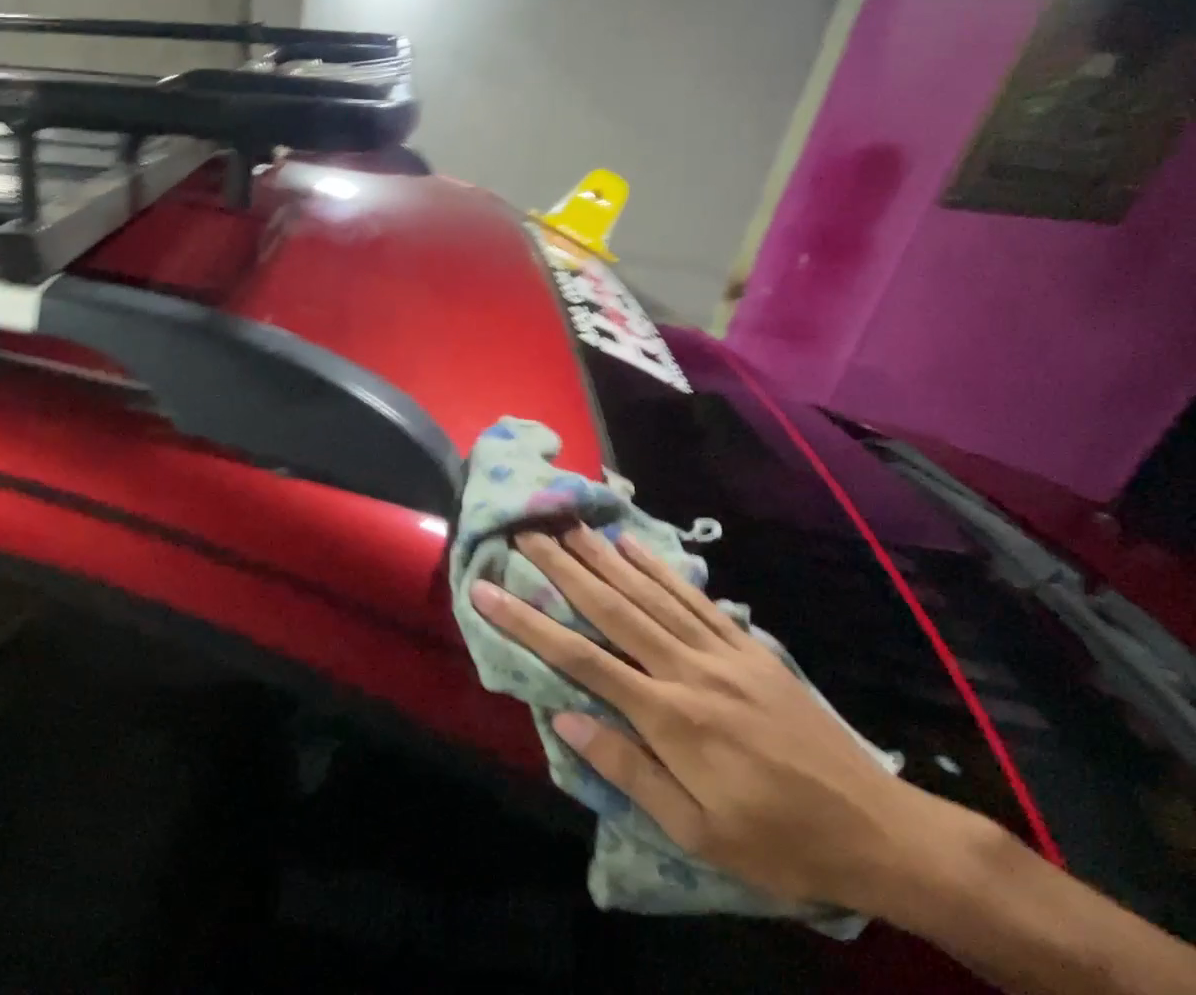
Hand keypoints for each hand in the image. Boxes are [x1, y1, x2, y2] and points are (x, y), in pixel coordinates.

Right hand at [471, 526, 948, 908]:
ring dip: (606, 557)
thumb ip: (627, 768)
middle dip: (563, 568)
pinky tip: (637, 547)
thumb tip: (564, 716)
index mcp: (670, 718)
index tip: (485, 590)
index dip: (527, 623)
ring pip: (653, 595)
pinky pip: (699, 602)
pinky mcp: (753, 653)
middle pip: (614, 609)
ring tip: (569, 525)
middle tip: (526, 531)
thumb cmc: (778, 842)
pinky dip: (664, 570)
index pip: (580, 659)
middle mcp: (692, 672)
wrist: (882, 833)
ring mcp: (726, 656)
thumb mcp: (695, 829)